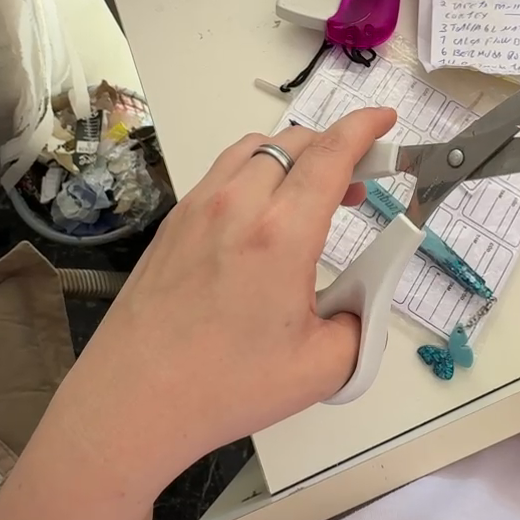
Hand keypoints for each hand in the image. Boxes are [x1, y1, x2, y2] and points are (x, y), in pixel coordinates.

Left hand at [46, 107, 396, 483]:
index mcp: (281, 234)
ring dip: (295, 156)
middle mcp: (238, 204)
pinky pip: (225, 170)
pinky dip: (257, 171)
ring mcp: (200, 206)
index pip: (331, 155)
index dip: (364, 127)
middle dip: (337, 148)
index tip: (385, 118)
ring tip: (310, 195)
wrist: (133, 401)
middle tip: (359, 184)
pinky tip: (263, 214)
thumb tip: (363, 297)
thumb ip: (362, 321)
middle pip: (296, 143)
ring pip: (257, 148)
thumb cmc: (226, 386)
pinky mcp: (176, 219)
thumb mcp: (323, 366)